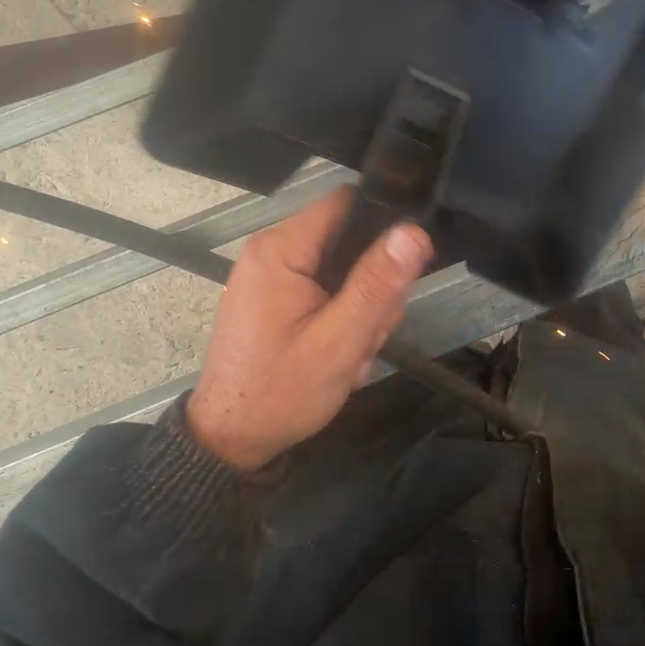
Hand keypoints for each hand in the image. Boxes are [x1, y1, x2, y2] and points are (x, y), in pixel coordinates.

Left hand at [186, 187, 432, 469]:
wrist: (231, 442)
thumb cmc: (281, 392)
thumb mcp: (339, 341)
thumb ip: (377, 284)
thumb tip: (413, 232)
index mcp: (281, 249)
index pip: (348, 204)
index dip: (386, 227)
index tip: (408, 266)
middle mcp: (272, 252)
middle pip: (351, 241)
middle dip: (374, 286)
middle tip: (370, 332)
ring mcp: (274, 277)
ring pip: (345, 270)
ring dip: (362, 310)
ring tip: (352, 351)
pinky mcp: (278, 299)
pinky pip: (328, 292)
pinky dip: (343, 320)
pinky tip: (342, 353)